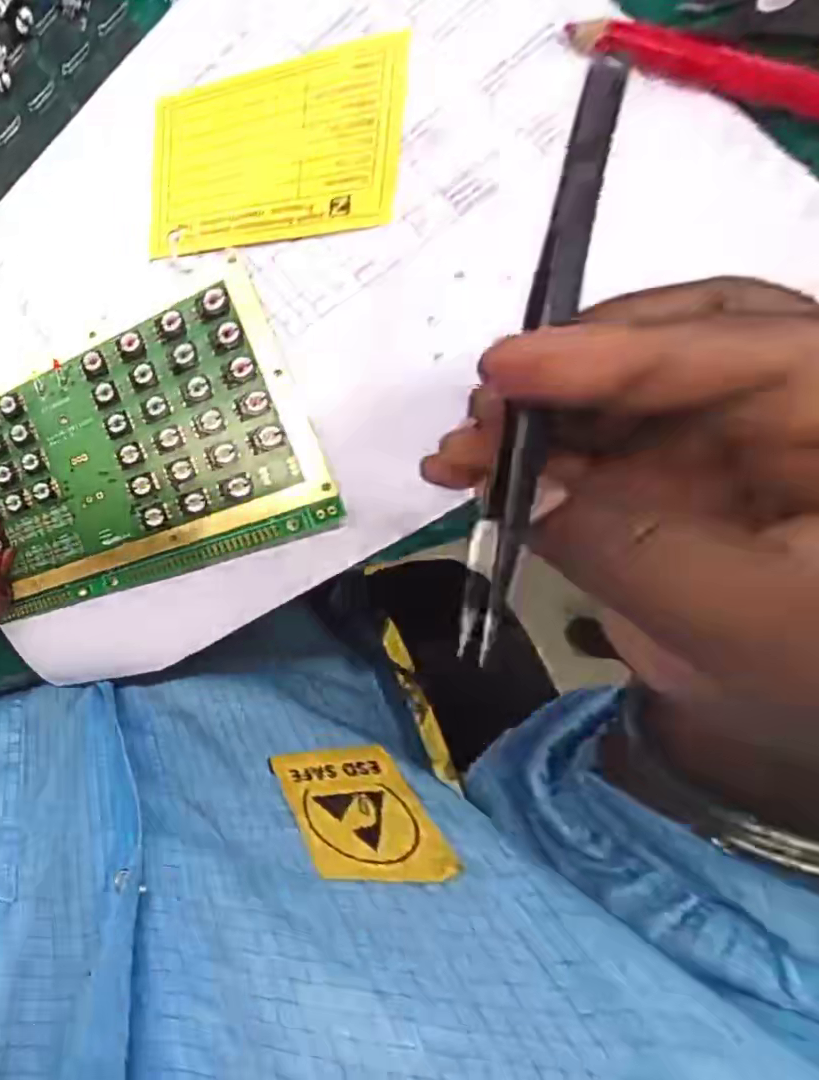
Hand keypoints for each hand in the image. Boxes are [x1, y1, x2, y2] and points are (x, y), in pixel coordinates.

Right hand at [421, 277, 818, 829]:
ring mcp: (717, 439)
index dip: (616, 351)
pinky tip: (459, 471)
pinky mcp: (652, 470)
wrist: (793, 718)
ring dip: (523, 412)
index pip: (747, 354)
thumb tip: (519, 484)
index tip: (504, 366)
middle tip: (486, 405)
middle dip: (569, 366)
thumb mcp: (727, 612)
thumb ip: (624, 542)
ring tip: (455, 454)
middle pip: (682, 340)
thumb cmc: (809, 669)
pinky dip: (511, 450)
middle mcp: (792, 412)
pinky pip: (574, 441)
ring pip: (612, 388)